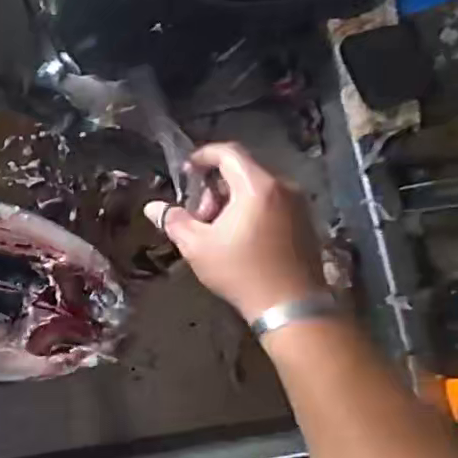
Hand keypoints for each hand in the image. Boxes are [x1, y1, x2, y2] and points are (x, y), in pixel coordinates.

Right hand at [144, 142, 324, 321]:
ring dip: (230, 200)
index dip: (203, 155)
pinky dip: (248, 210)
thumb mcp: (196, 245)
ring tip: (214, 230)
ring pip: (255, 188)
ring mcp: (298, 204)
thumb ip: (174, 220)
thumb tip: (153, 207)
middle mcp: (283, 188)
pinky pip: (270, 202)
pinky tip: (236, 237)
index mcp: (257, 188)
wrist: (290, 304)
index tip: (185, 170)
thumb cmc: (240, 270)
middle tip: (197, 215)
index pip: (229, 153)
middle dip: (213, 187)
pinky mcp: (304, 221)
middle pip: (241, 172)